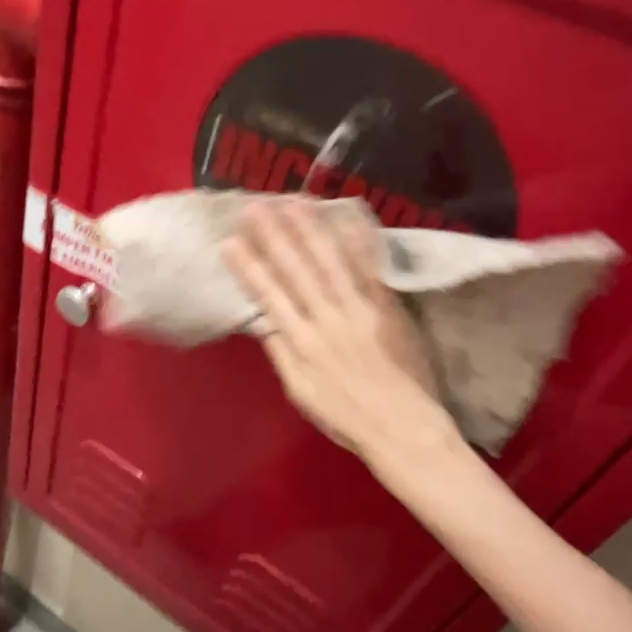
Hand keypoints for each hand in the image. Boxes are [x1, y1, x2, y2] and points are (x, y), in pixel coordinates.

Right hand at [222, 198, 458, 458]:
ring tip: (292, 203)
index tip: (229, 242)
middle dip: (273, 236)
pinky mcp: (387, 307)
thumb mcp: (300, 393)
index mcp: (301, 343)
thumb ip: (281, 353)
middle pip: (296, 270)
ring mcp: (359, 310)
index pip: (268, 296)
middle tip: (254, 207)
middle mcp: (327, 319)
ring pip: (330, 262)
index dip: (248, 267)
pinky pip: (370, 269)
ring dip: (309, 230)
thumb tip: (262, 320)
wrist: (402, 428)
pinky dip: (358, 243)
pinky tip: (346, 218)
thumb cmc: (345, 417)